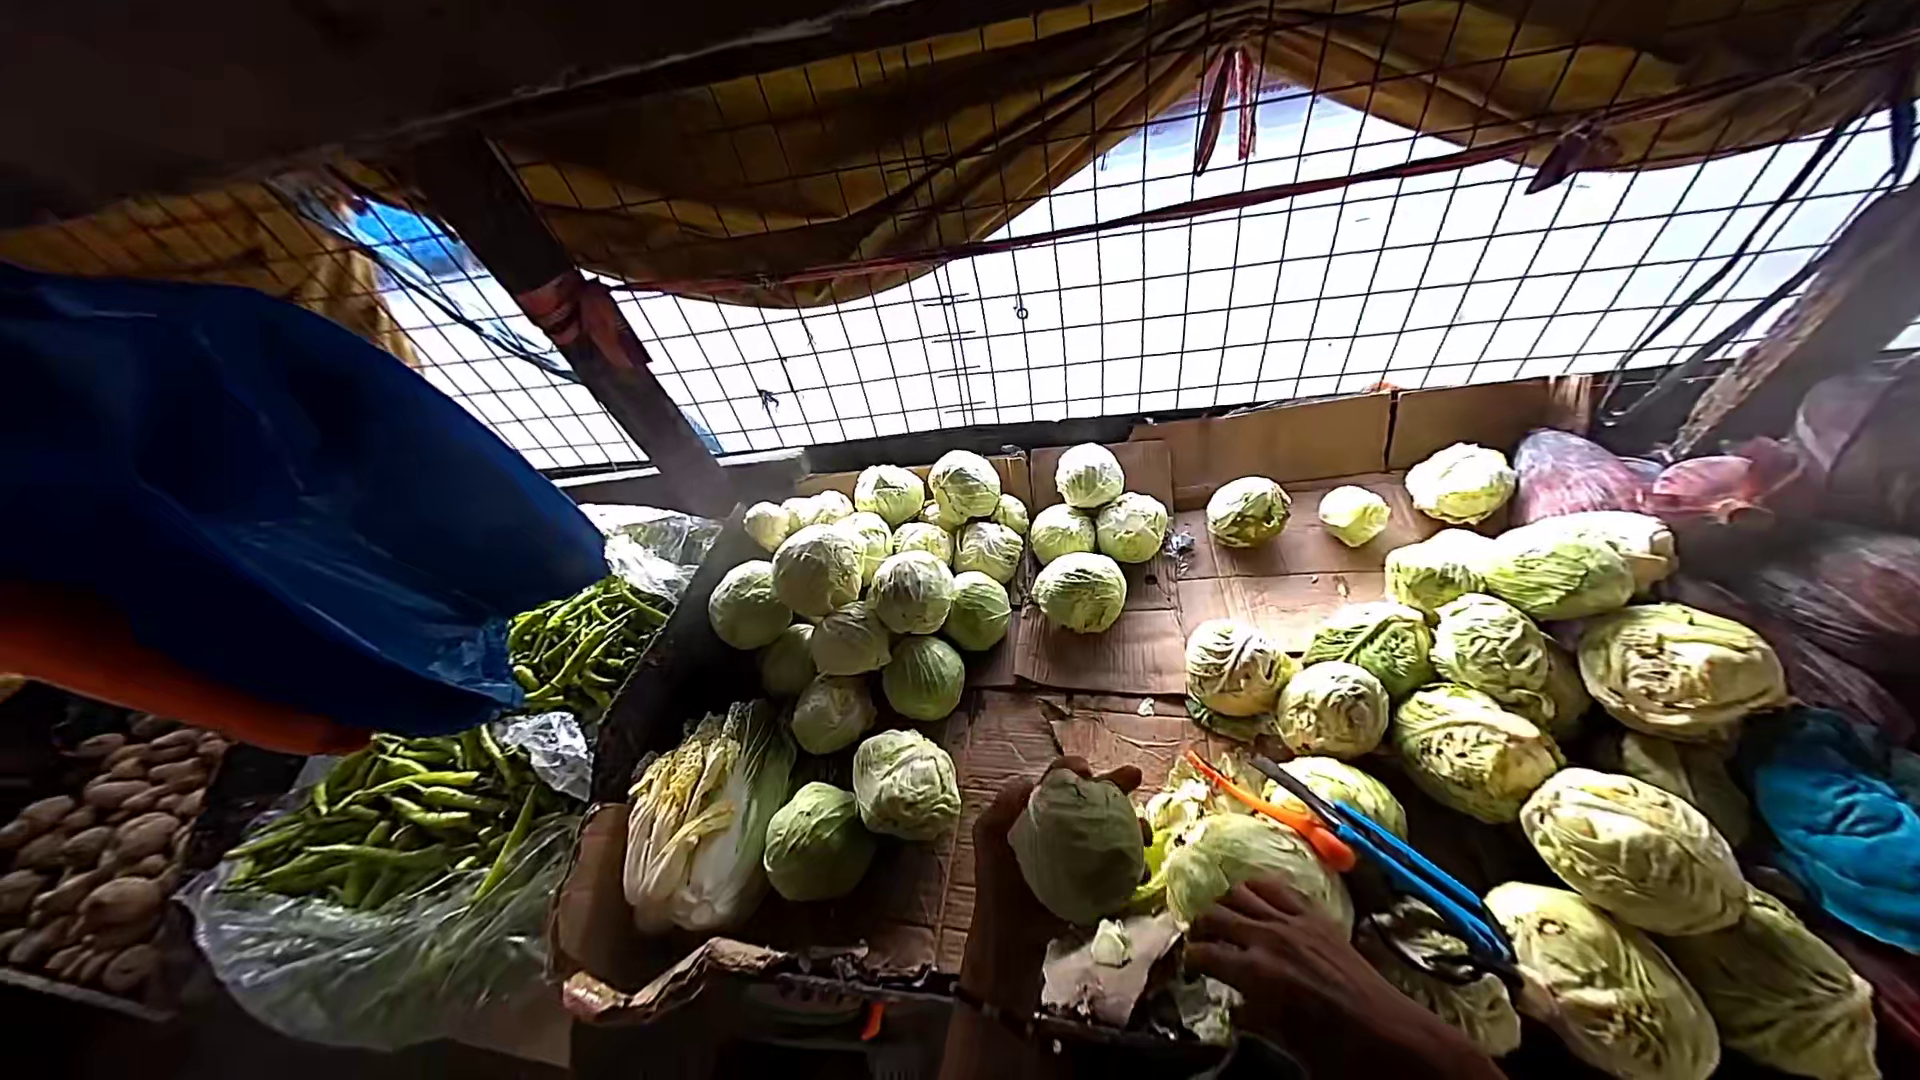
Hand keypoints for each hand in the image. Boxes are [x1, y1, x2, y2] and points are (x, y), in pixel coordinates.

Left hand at [963, 755, 1140, 1009]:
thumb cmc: (998, 879)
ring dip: (1133, 825)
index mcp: (1042, 810)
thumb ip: (1004, 805)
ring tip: (1142, 832)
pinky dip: (1136, 867)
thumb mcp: (990, 835)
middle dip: (1116, 785)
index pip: (1060, 781)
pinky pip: (1122, 868)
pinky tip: (1143, 870)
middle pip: (1094, 799)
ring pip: (1115, 829)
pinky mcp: (1098, 880)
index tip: (1084, 771)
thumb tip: (1030, 783)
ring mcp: (1084, 852)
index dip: (1073, 770)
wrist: (1011, 934)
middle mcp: (1066, 825)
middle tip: (1133, 777)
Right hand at [1187, 878, 1502, 1079]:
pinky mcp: (1314, 915)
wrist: (1396, 1038)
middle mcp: (1268, 937)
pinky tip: (1256, 900)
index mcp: (1258, 973)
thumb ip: (1254, 1017)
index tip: (1191, 965)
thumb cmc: (1342, 1051)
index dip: (1192, 959)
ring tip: (1225, 916)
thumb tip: (1234, 1006)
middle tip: (1201, 939)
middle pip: (1215, 914)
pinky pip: (1275, 886)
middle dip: (1201, 927)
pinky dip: (1258, 889)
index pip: (1206, 954)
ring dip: (1226, 903)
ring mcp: (1291, 920)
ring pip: (1239, 892)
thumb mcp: (1288, 1043)